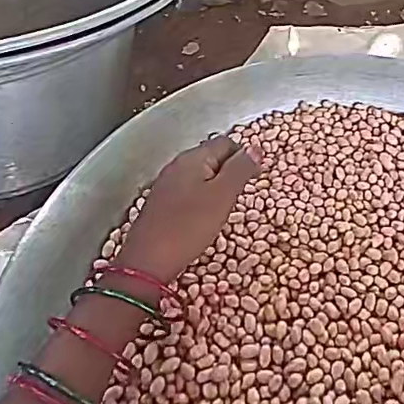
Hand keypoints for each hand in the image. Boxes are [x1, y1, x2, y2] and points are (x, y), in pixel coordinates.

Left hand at [114, 136, 259, 281]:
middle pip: (212, 156)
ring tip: (227, 205)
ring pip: (200, 175)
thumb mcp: (222, 196)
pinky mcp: (162, 203)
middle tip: (243, 193)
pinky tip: (205, 216)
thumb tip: (255, 148)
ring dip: (216, 186)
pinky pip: (189, 191)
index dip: (244, 156)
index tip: (256, 177)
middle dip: (230, 170)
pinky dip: (202, 198)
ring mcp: (167, 184)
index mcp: (192, 158)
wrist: (147, 260)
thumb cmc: (188, 227)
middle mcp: (177, 165)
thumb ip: (239, 169)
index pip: (226, 143)